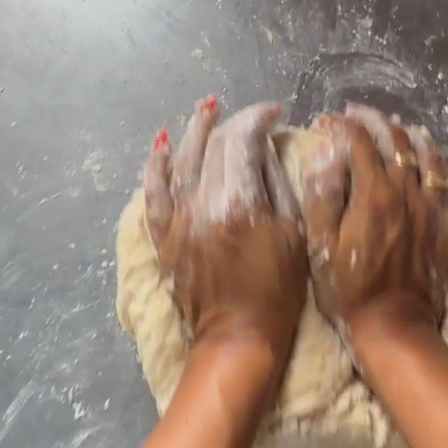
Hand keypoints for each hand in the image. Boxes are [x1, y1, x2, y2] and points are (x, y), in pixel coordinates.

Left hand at [144, 97, 306, 364]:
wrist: (238, 340)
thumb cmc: (278, 291)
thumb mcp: (294, 233)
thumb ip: (276, 182)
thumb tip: (265, 146)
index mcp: (239, 201)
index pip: (243, 139)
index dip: (259, 117)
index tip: (275, 113)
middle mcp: (202, 202)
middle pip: (213, 144)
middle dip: (233, 121)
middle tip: (250, 115)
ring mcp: (177, 218)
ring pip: (182, 159)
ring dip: (195, 129)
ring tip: (207, 107)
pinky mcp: (163, 235)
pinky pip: (153, 191)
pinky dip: (156, 164)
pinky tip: (163, 143)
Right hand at [303, 105, 447, 341]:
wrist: (391, 330)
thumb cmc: (347, 289)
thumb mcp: (319, 241)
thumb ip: (323, 192)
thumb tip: (328, 151)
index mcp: (374, 194)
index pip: (360, 142)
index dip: (343, 126)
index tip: (328, 121)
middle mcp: (409, 193)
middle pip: (398, 142)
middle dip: (376, 122)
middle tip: (360, 116)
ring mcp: (438, 213)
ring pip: (434, 160)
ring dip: (418, 138)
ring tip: (403, 128)